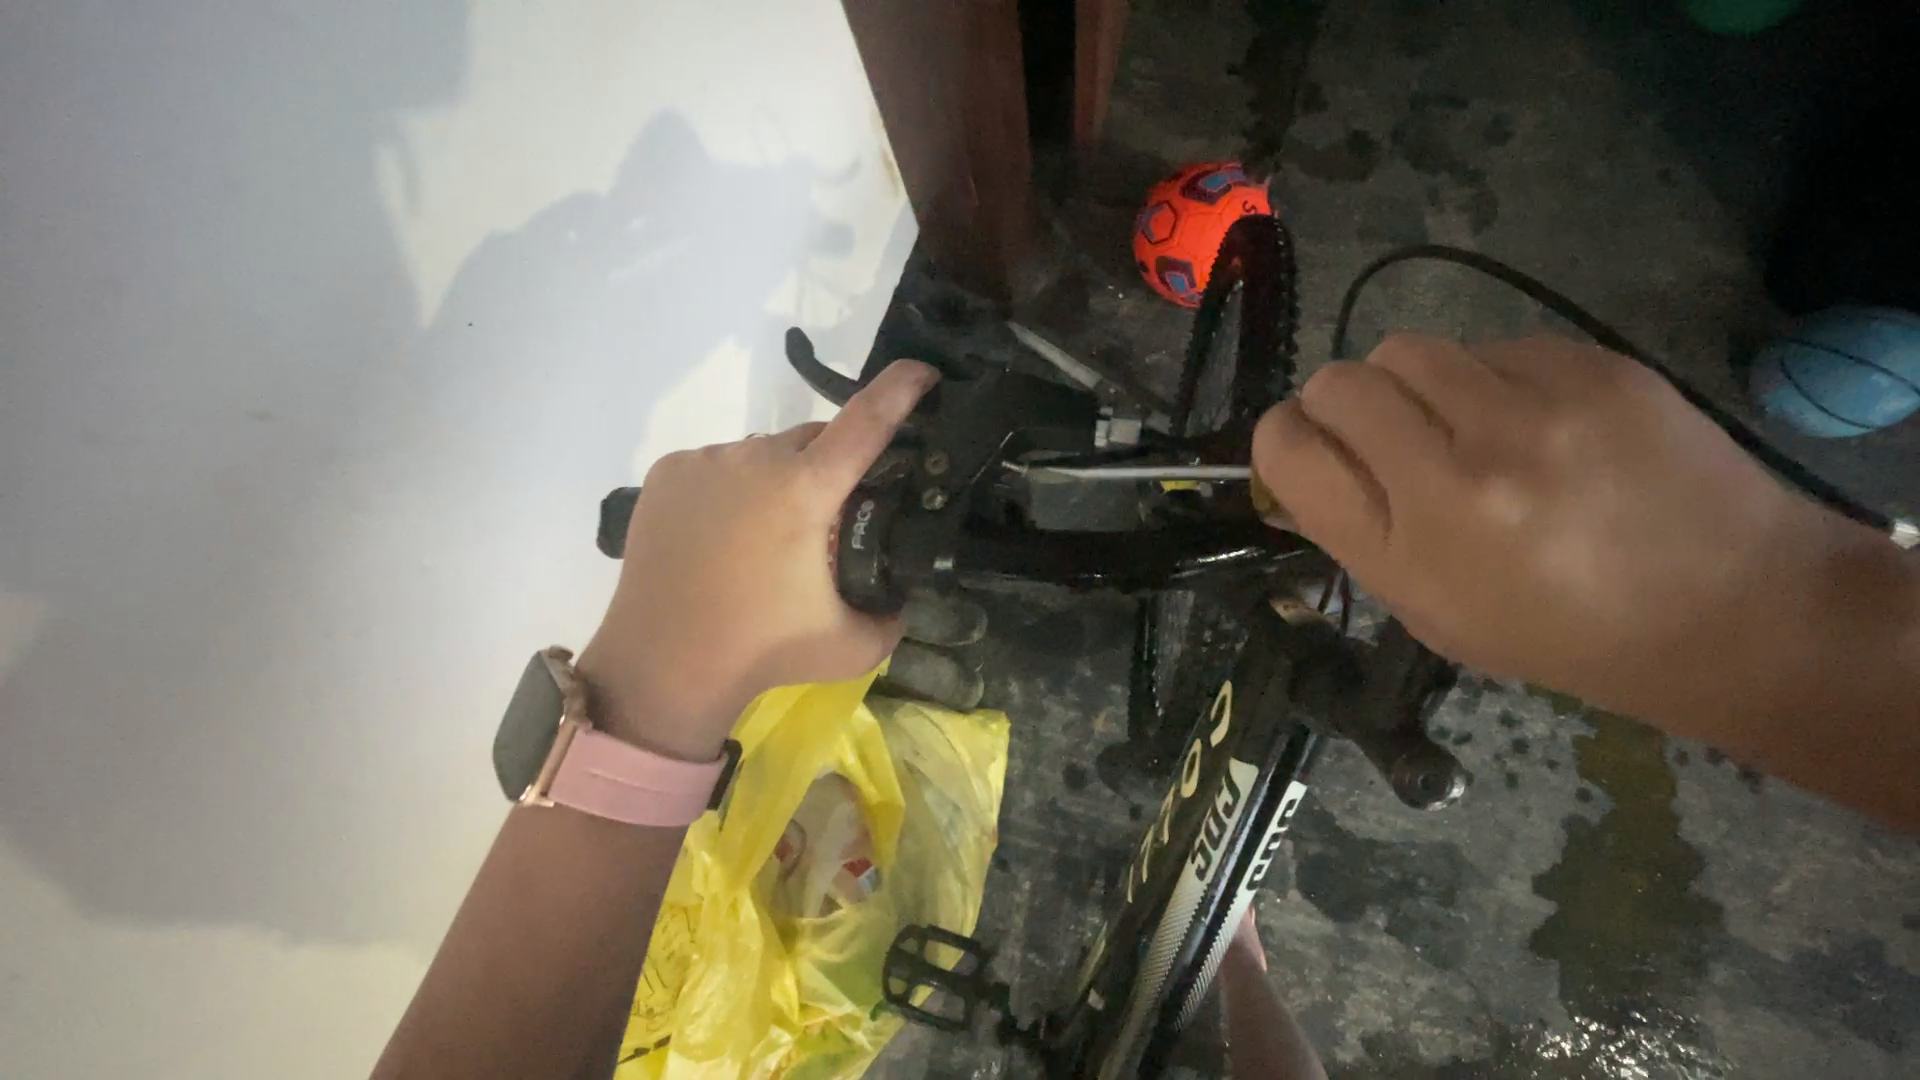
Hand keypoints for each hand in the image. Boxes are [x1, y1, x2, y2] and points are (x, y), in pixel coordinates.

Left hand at [577, 360, 939, 759]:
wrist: (663, 664)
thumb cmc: (764, 651)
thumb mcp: (854, 645)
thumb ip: (894, 615)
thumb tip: (902, 597)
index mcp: (806, 491)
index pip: (866, 421)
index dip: (899, 389)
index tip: (922, 370)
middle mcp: (756, 460)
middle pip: (814, 440)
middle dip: (832, 467)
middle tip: (828, 521)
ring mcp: (707, 462)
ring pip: (764, 453)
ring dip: (781, 480)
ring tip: (766, 539)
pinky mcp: (669, 473)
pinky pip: (720, 465)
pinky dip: (734, 489)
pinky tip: (724, 535)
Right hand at [1251, 334, 1872, 722]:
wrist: (1733, 609)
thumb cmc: (1549, 629)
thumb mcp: (1421, 607)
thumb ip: (1348, 530)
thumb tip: (1296, 464)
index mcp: (1405, 545)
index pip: (1288, 445)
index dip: (1284, 440)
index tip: (1313, 451)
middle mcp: (1459, 469)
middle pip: (1337, 381)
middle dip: (1339, 405)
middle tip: (1382, 437)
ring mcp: (1532, 409)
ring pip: (1405, 349)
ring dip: (1409, 384)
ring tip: (1458, 425)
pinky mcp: (1592, 365)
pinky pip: (1488, 346)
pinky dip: (1486, 378)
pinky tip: (1530, 420)